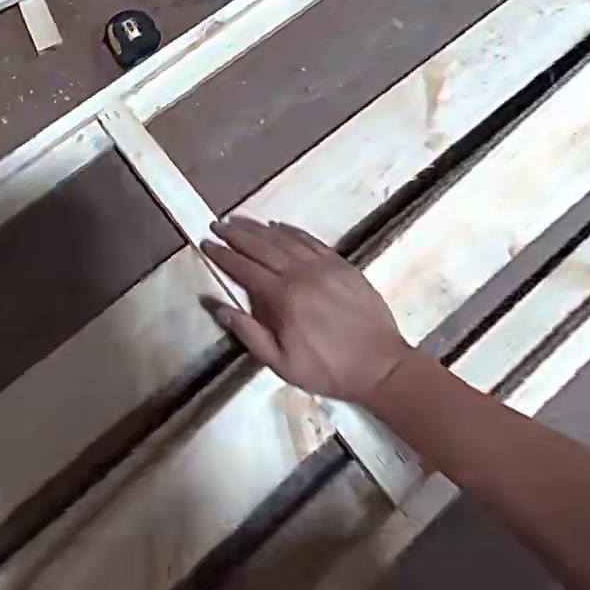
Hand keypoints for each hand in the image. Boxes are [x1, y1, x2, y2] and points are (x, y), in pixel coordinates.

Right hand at [200, 217, 420, 404]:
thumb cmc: (329, 369)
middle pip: (261, 247)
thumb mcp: (283, 364)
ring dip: (258, 228)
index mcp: (283, 298)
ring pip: (284, 239)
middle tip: (217, 225)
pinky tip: (278, 225)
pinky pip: (310, 240)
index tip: (207, 244)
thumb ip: (250, 334)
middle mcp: (300, 274)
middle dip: (236, 234)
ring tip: (239, 220)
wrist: (382, 366)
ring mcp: (322, 266)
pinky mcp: (341, 265)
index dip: (223, 255)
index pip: (244, 269)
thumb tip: (219, 308)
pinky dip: (291, 230)